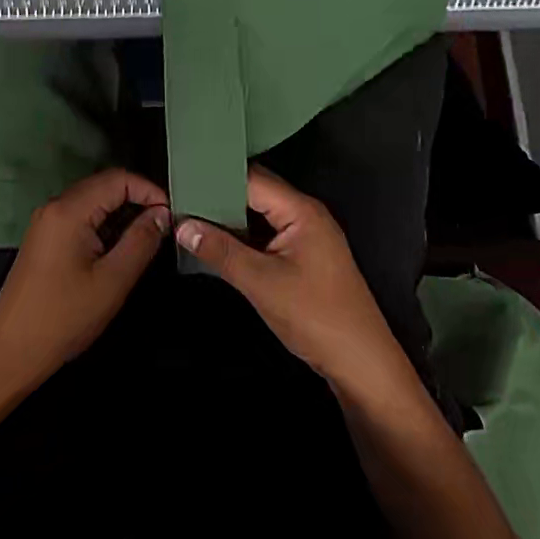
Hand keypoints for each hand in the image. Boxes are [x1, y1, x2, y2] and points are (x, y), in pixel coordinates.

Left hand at [0, 169, 169, 438]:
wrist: (11, 352)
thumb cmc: (64, 317)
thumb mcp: (113, 280)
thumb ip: (142, 241)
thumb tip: (162, 214)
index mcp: (69, 211)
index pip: (117, 179)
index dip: (149, 190)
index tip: (171, 214)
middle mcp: (54, 207)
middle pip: (103, 185)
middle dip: (137, 199)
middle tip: (163, 225)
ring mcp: (46, 223)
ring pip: (92, 201)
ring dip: (121, 213)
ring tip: (146, 239)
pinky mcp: (44, 239)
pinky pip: (80, 217)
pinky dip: (103, 225)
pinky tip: (117, 249)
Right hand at [176, 167, 411, 392]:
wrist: (360, 361)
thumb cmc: (317, 318)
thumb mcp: (261, 283)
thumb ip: (220, 251)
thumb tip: (184, 227)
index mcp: (301, 210)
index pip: (252, 179)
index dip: (216, 177)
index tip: (182, 178)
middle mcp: (305, 214)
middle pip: (255, 192)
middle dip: (218, 196)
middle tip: (178, 198)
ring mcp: (305, 234)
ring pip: (258, 214)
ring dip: (228, 218)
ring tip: (188, 216)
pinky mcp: (302, 254)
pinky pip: (265, 233)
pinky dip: (241, 236)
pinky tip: (215, 242)